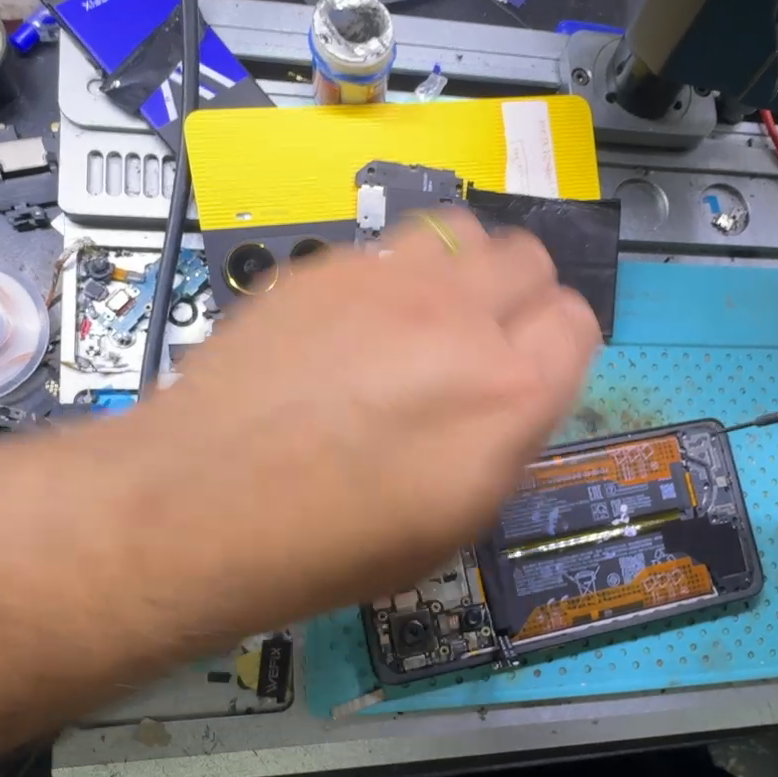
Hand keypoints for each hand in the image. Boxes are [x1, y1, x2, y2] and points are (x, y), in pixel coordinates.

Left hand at [129, 210, 600, 630]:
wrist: (200, 508)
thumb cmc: (331, 545)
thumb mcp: (453, 524)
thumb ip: (503, 444)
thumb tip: (509, 404)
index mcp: (508, 394)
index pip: (577, 324)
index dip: (559, 349)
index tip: (536, 371)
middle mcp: (457, 319)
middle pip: (529, 260)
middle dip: (520, 300)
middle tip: (485, 343)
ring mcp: (384, 281)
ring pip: (463, 231)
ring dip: (463, 271)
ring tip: (428, 319)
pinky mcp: (322, 268)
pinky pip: (385, 250)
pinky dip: (391, 280)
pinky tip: (353, 329)